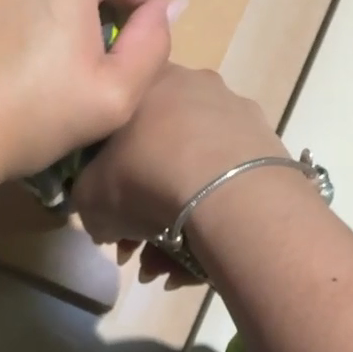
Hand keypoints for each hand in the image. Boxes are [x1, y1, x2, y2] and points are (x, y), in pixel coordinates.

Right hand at [73, 65, 289, 284]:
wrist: (226, 194)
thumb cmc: (145, 179)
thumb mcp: (89, 195)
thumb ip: (87, 196)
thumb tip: (104, 215)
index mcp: (148, 83)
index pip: (117, 122)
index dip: (105, 171)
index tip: (106, 207)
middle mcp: (195, 87)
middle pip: (156, 154)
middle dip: (142, 207)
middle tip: (133, 246)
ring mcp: (235, 117)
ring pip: (191, 177)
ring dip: (172, 227)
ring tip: (164, 268)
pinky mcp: (266, 150)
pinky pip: (223, 192)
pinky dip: (206, 227)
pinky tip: (193, 263)